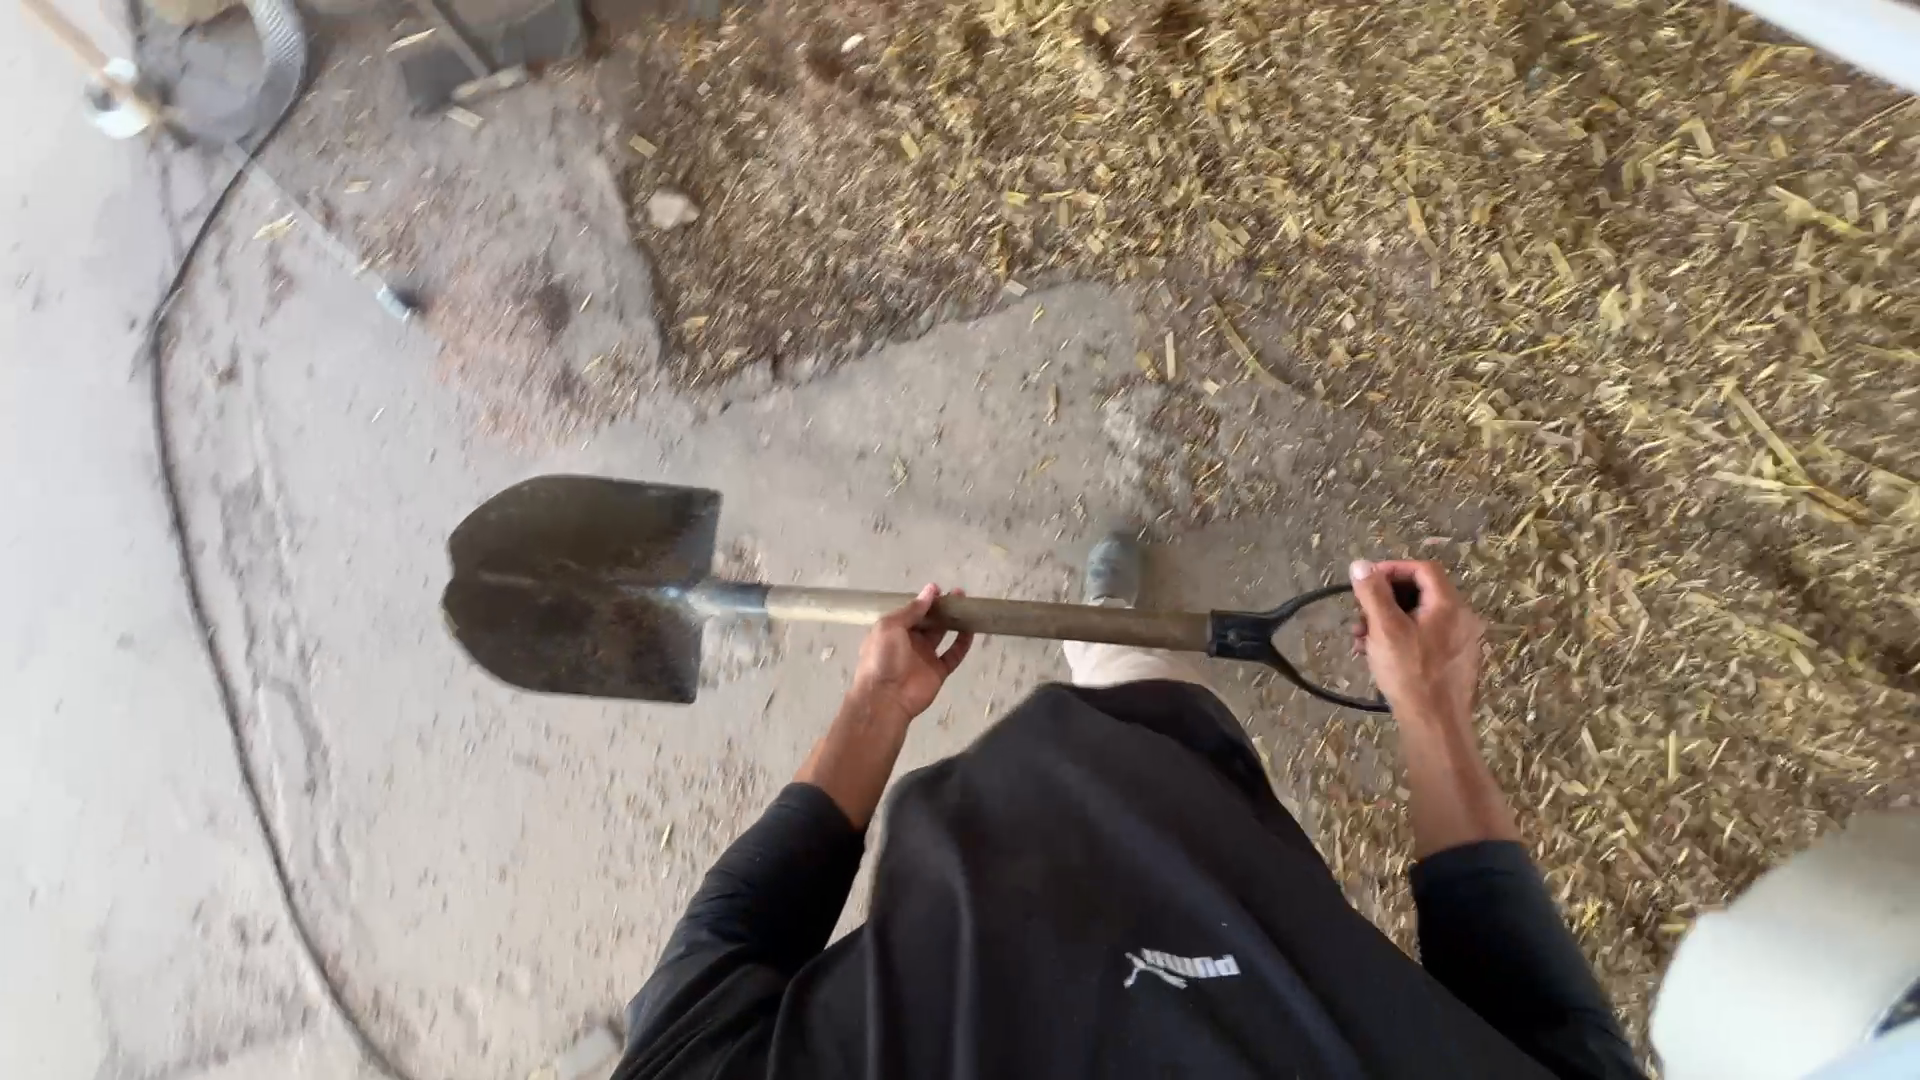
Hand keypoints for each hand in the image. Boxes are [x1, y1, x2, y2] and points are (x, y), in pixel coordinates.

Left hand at [847, 584, 974, 726]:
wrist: (885, 697)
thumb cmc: (882, 658)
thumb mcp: (890, 626)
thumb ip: (911, 610)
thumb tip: (929, 591)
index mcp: (894, 630)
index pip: (912, 611)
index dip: (924, 600)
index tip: (938, 589)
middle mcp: (909, 642)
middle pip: (929, 621)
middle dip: (942, 607)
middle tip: (957, 594)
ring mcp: (925, 657)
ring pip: (942, 634)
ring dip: (953, 621)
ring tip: (966, 606)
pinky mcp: (938, 671)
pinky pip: (954, 654)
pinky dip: (962, 643)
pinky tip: (970, 630)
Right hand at [1349, 560, 1483, 729]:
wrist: (1436, 722)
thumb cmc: (1409, 672)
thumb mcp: (1385, 628)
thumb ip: (1373, 593)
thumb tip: (1360, 564)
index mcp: (1449, 606)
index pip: (1423, 569)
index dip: (1392, 569)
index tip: (1365, 580)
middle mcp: (1461, 618)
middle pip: (1419, 592)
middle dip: (1383, 600)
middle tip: (1358, 615)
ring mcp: (1460, 640)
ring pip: (1418, 616)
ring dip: (1385, 620)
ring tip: (1361, 640)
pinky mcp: (1453, 659)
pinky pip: (1424, 635)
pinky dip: (1399, 636)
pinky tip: (1377, 654)